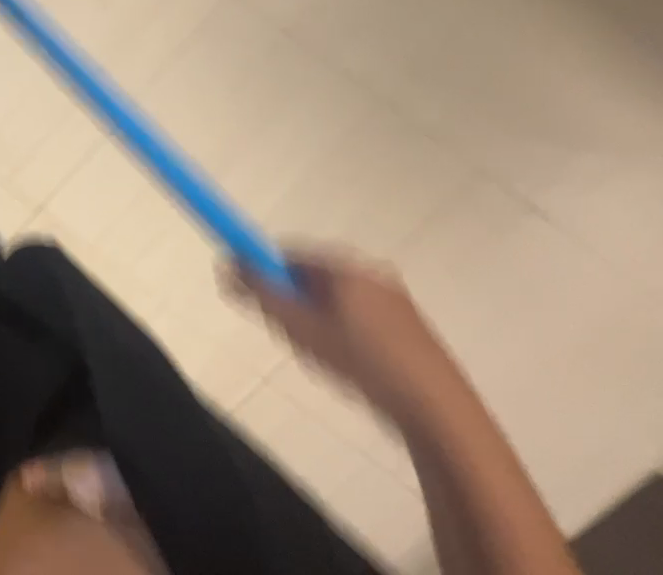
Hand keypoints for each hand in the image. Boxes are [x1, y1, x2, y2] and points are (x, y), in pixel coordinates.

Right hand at [224, 250, 467, 425]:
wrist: (437, 411)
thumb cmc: (360, 361)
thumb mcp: (297, 327)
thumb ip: (258, 293)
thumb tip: (226, 263)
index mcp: (345, 267)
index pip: (285, 252)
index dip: (261, 270)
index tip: (249, 295)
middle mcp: (372, 274)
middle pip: (308, 275)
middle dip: (289, 300)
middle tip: (285, 331)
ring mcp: (396, 301)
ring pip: (332, 300)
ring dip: (314, 319)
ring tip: (319, 354)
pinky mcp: (409, 328)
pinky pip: (356, 317)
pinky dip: (341, 332)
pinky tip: (347, 363)